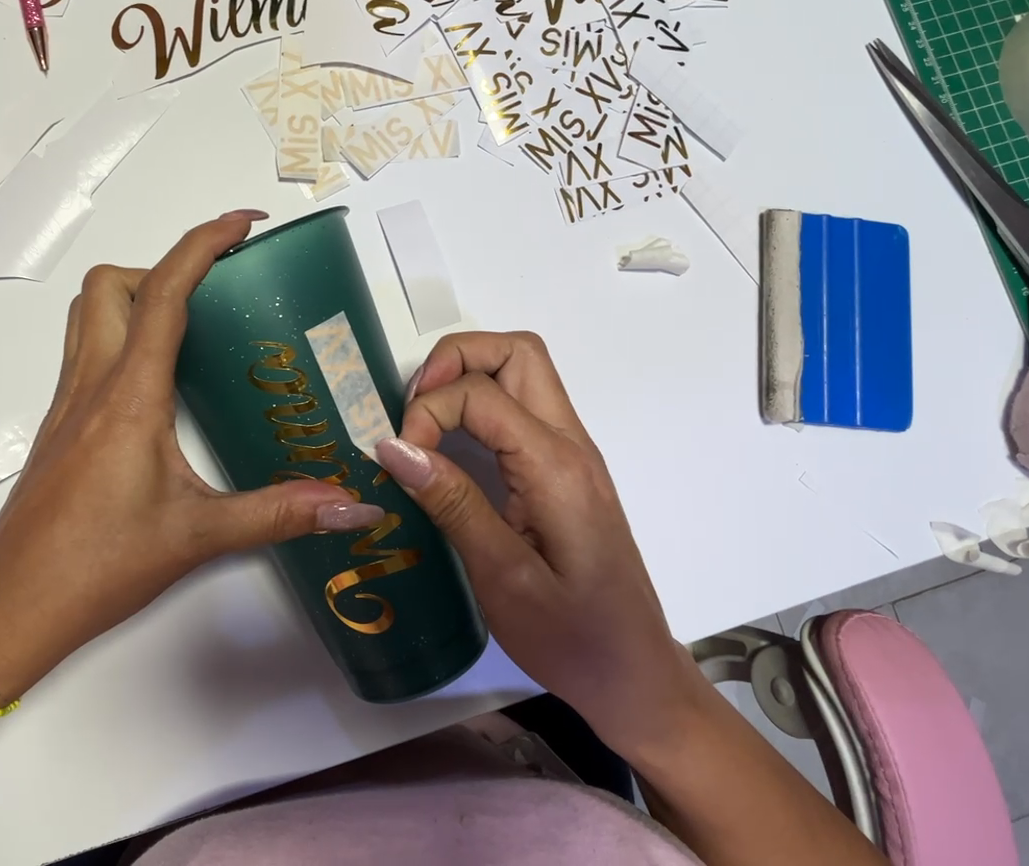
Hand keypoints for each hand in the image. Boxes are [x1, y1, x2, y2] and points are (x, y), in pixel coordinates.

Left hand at [0, 212, 384, 703]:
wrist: (14, 605)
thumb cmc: (96, 567)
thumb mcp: (197, 537)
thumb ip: (280, 514)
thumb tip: (352, 507)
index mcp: (128, 397)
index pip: (163, 294)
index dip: (202, 245)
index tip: (242, 224)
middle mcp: (91, 384)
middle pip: (111, 285)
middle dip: (165, 266)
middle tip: (217, 290)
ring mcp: (67, 402)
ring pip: (88, 312)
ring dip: (134, 294)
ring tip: (190, 322)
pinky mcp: (60, 424)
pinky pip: (86, 350)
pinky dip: (121, 334)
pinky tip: (159, 381)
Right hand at [372, 331, 704, 754]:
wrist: (634, 676)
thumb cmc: (571, 637)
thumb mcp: (503, 577)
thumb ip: (452, 503)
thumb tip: (394, 446)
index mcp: (555, 466)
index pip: (481, 392)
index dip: (428, 410)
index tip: (399, 458)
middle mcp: (570, 444)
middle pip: (517, 351)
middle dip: (455, 360)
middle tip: (412, 408)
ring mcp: (572, 454)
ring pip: (523, 371)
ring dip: (468, 375)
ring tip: (423, 421)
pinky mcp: (565, 471)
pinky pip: (523, 407)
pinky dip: (480, 403)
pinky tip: (449, 443)